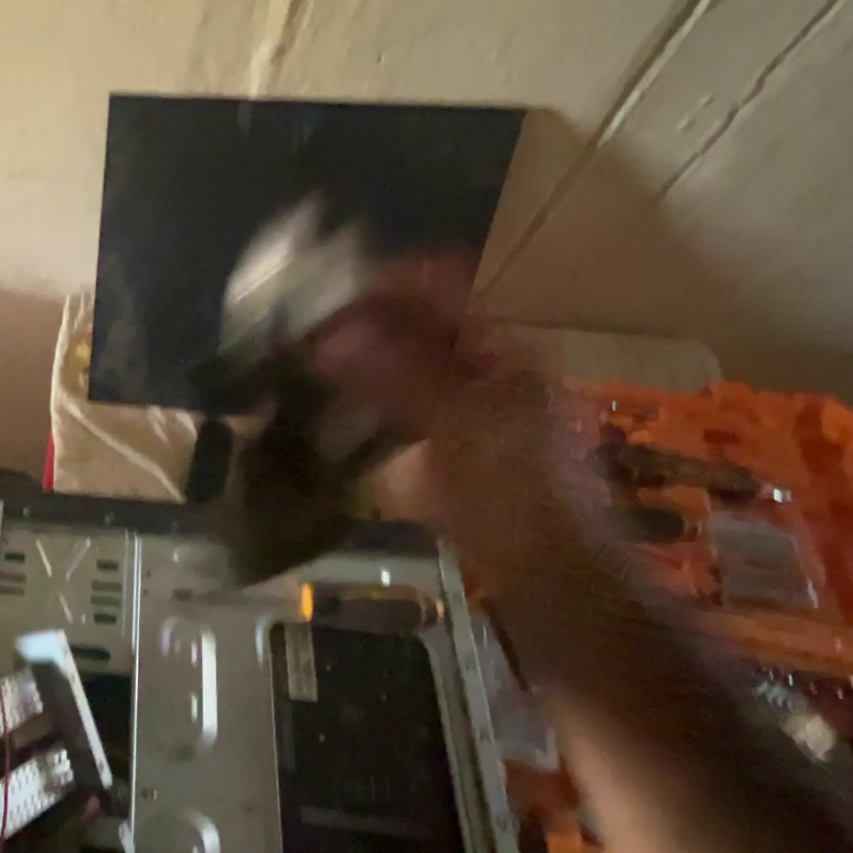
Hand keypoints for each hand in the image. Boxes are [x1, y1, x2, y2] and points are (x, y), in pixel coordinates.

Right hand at [307, 255, 576, 572]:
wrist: (548, 571)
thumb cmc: (514, 491)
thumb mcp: (457, 425)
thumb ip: (393, 375)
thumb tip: (327, 336)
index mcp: (501, 350)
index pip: (441, 288)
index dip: (387, 281)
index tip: (328, 288)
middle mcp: (483, 366)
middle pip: (416, 324)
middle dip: (362, 320)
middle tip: (304, 327)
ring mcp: (463, 404)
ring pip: (401, 362)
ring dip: (358, 355)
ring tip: (307, 356)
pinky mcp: (441, 439)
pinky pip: (395, 401)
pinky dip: (363, 395)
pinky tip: (330, 401)